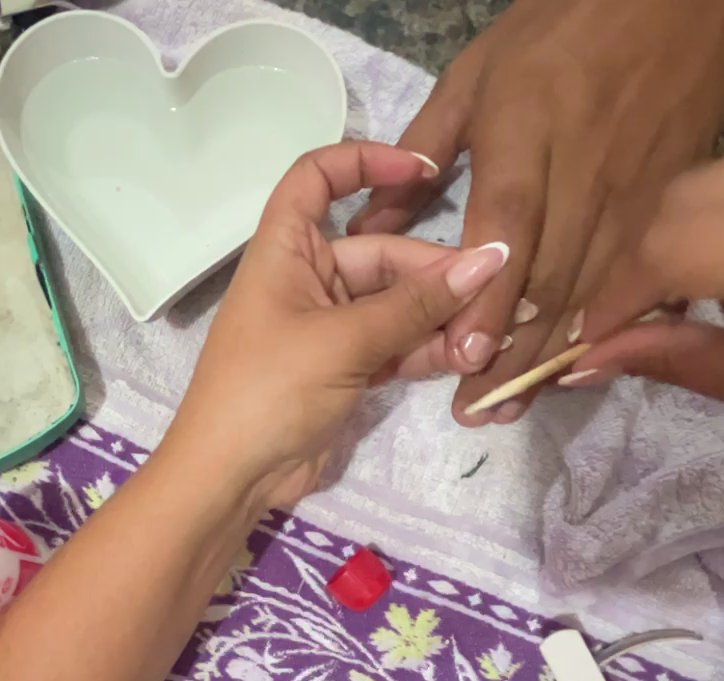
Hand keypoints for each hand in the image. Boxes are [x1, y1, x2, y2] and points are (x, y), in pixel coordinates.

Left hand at [164, 141, 508, 507]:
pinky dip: (423, 349)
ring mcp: (327, 327)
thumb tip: (489, 260)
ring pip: (393, 304)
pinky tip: (465, 356)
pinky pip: (392, 345)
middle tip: (490, 293)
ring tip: (488, 331)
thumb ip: (415, 305)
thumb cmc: (270, 390)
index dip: (363, 161)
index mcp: (285, 250)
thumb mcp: (342, 341)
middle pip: (379, 253)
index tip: (421, 171)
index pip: (316, 178)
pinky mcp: (343, 369)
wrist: (233, 476)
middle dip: (432, 273)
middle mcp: (306, 280)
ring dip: (437, 316)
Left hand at [348, 0, 723, 424]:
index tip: (466, 354)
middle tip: (475, 407)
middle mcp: (583, 169)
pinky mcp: (665, 203)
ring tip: (508, 407)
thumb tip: (370, 222)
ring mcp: (633, 189)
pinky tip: (566, 370)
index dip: (489, 297)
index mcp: (526, 131)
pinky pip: (628, 279)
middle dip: (511, 349)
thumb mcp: (474, 75)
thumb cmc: (558, 25)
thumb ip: (420, 152)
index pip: (509, 228)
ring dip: (548, 355)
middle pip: (549, 276)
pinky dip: (597, 329)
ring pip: (589, 289)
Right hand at [573, 103, 723, 458]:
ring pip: (721, 172)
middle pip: (686, 194)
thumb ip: (678, 360)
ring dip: (681, 235)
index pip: (674, 243)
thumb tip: (583, 360)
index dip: (613, 295)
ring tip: (693, 295)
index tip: (590, 343)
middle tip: (629, 320)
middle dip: (636, 262)